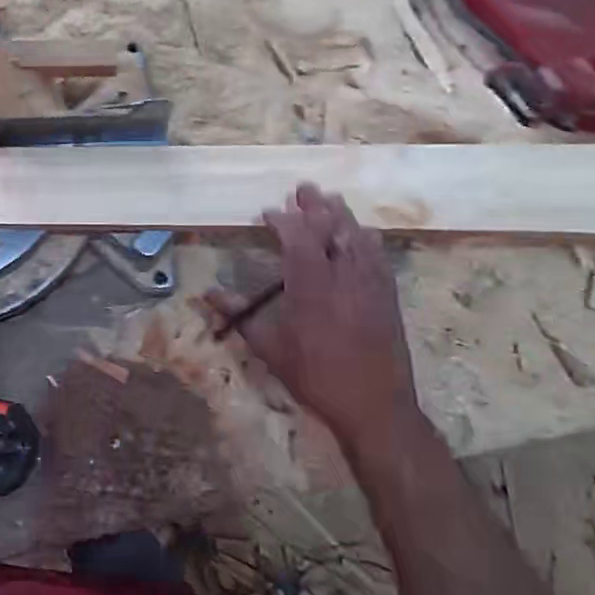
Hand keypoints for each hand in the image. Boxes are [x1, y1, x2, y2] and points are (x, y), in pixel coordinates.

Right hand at [209, 184, 417, 438]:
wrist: (374, 406)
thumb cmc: (314, 375)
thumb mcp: (269, 347)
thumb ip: (239, 315)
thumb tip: (207, 294)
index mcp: (311, 286)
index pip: (298, 238)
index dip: (283, 220)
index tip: (267, 213)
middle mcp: (342, 277)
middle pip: (331, 229)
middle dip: (315, 207)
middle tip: (303, 189)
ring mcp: (370, 285)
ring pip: (357, 238)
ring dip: (342, 216)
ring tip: (331, 199)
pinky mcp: (388, 297)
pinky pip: (378, 257)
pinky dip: (367, 239)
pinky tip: (364, 233)